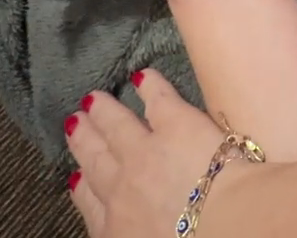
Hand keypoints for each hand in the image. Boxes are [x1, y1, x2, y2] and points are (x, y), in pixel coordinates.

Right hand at [66, 69, 272, 237]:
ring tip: (95, 98)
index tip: (76, 177)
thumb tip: (127, 231)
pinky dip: (149, 85)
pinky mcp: (176, 123)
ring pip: (119, 126)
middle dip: (84, 142)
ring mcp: (146, 152)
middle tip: (75, 122)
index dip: (83, 188)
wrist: (222, 229)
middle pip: (97, 161)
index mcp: (116, 232)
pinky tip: (143, 75)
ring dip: (106, 111)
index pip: (92, 206)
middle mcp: (122, 189)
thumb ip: (131, 236)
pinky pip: (158, 98)